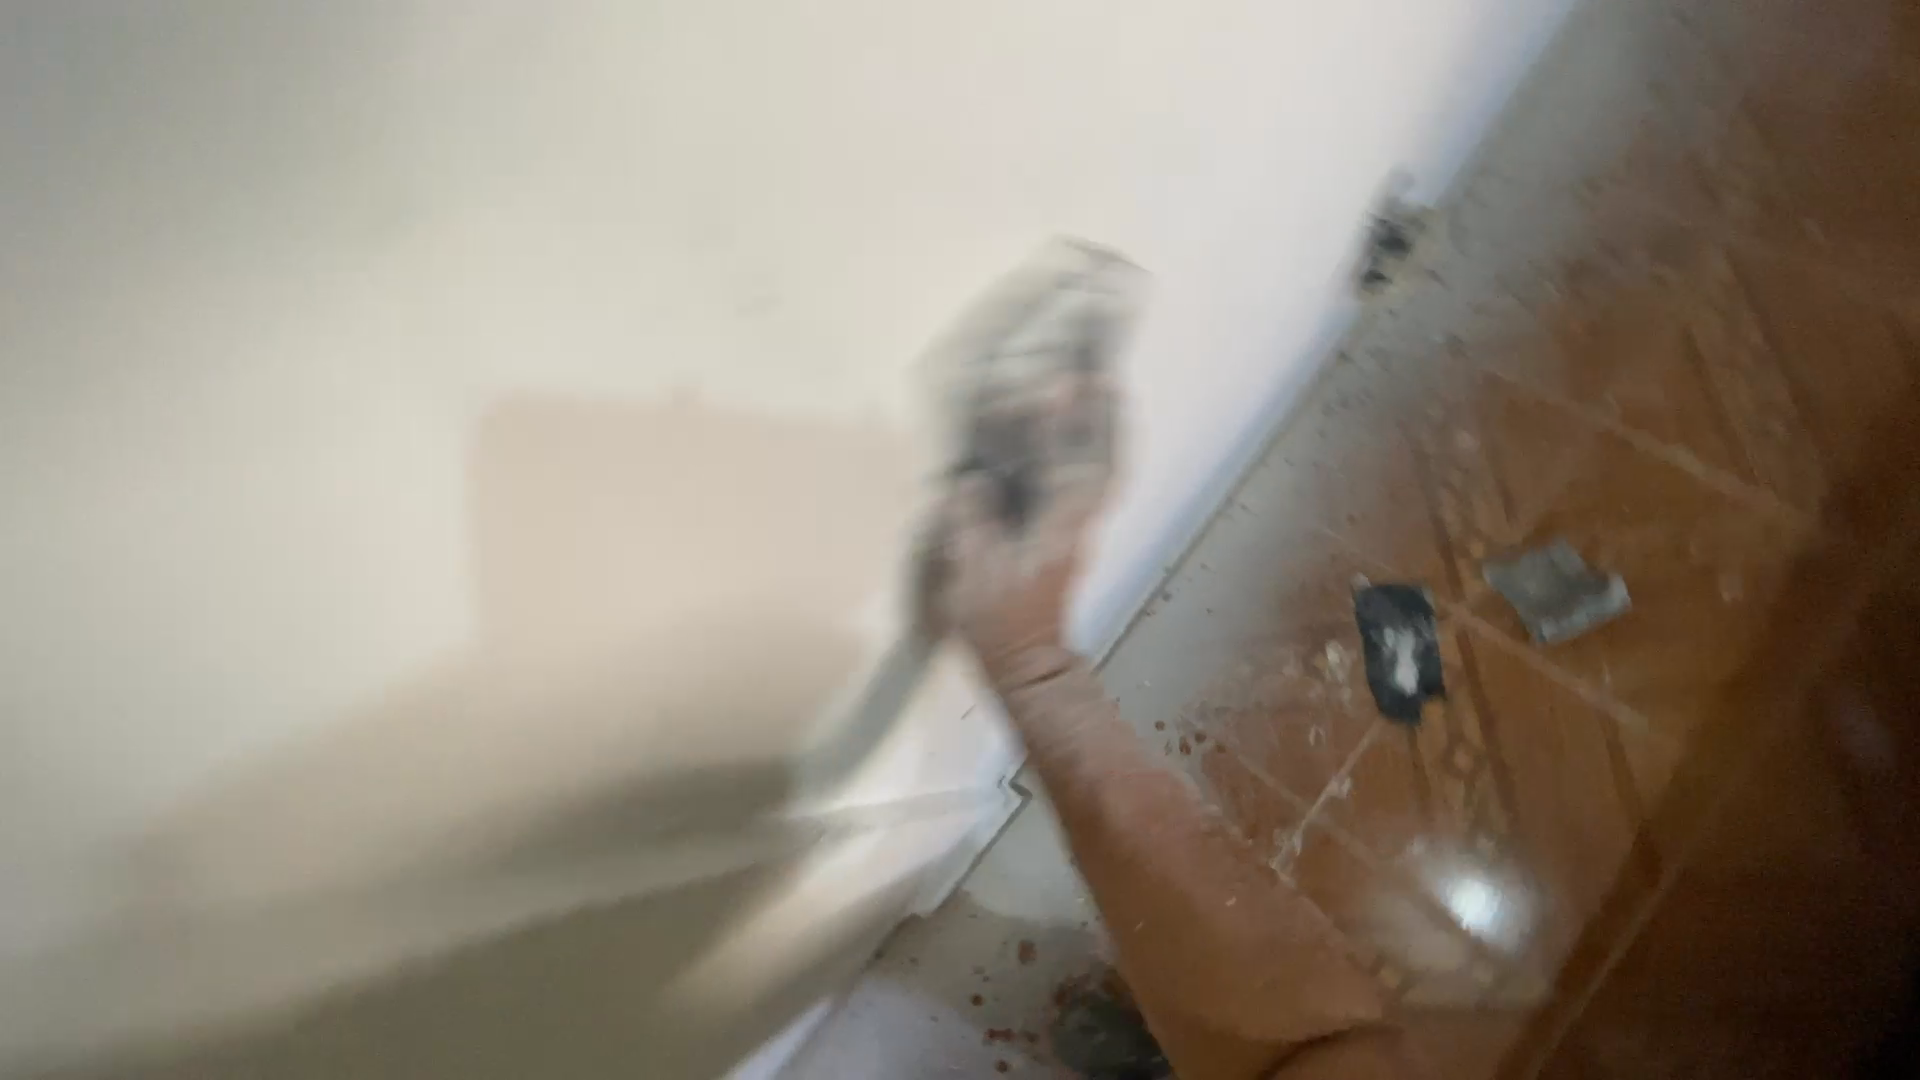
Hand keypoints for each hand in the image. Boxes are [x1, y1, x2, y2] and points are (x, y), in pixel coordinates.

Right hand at [917, 362, 1118, 681]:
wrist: (1026, 661)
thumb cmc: (997, 623)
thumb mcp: (972, 578)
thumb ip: (973, 526)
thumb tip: (972, 482)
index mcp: (1054, 533)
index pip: (1064, 469)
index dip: (1063, 428)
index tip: (1065, 386)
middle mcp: (1077, 524)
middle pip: (1103, 461)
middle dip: (1105, 418)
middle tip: (1104, 372)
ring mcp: (1081, 528)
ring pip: (1105, 470)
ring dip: (1108, 430)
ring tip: (1104, 388)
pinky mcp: (1074, 532)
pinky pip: (1095, 483)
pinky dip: (1100, 452)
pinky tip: (1086, 435)